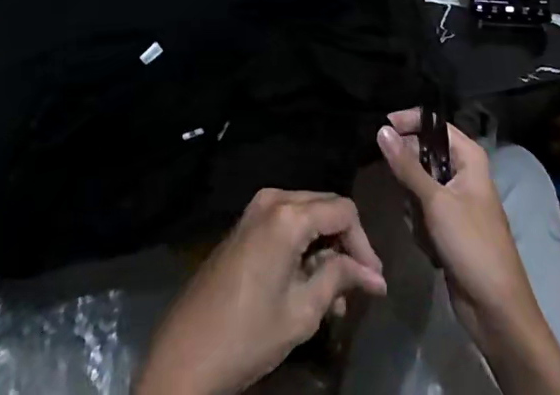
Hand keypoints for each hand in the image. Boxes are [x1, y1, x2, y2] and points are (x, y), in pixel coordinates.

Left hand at [136, 189, 387, 394]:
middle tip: (360, 284)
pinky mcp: (243, 228)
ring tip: (337, 296)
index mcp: (288, 215)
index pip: (344, 212)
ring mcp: (253, 212)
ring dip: (325, 248)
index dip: (364, 244)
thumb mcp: (303, 310)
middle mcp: (272, 201)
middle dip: (346, 244)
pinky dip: (304, 247)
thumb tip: (375, 276)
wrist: (184, 358)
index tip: (373, 280)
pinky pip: (285, 225)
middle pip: (326, 207)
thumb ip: (340, 279)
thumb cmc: (247, 335)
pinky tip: (311, 284)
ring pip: (307, 216)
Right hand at [374, 111, 533, 342]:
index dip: (409, 122)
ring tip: (426, 228)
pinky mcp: (447, 225)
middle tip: (405, 194)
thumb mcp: (435, 201)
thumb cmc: (470, 243)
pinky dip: (420, 226)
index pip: (435, 125)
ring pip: (418, 187)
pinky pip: (422, 212)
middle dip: (410, 176)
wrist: (493, 304)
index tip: (380, 128)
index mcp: (470, 157)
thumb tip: (382, 130)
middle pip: (423, 156)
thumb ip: (407, 166)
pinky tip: (430, 245)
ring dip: (414, 207)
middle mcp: (464, 172)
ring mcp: (455, 200)